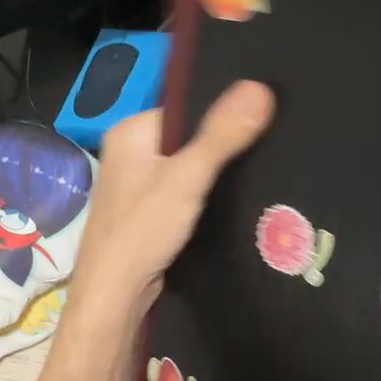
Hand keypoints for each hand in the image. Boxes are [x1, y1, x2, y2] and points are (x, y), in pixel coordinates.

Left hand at [68, 80, 275, 310]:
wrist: (115, 294)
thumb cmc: (143, 229)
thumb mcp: (188, 177)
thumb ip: (222, 135)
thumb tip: (261, 87)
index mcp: (129, 132)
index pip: (185, 109)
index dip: (220, 116)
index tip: (259, 122)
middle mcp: (127, 153)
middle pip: (186, 139)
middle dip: (219, 147)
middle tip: (265, 149)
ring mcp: (134, 186)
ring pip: (184, 169)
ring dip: (212, 176)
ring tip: (255, 174)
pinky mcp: (144, 214)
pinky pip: (180, 194)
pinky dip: (201, 198)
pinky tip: (228, 205)